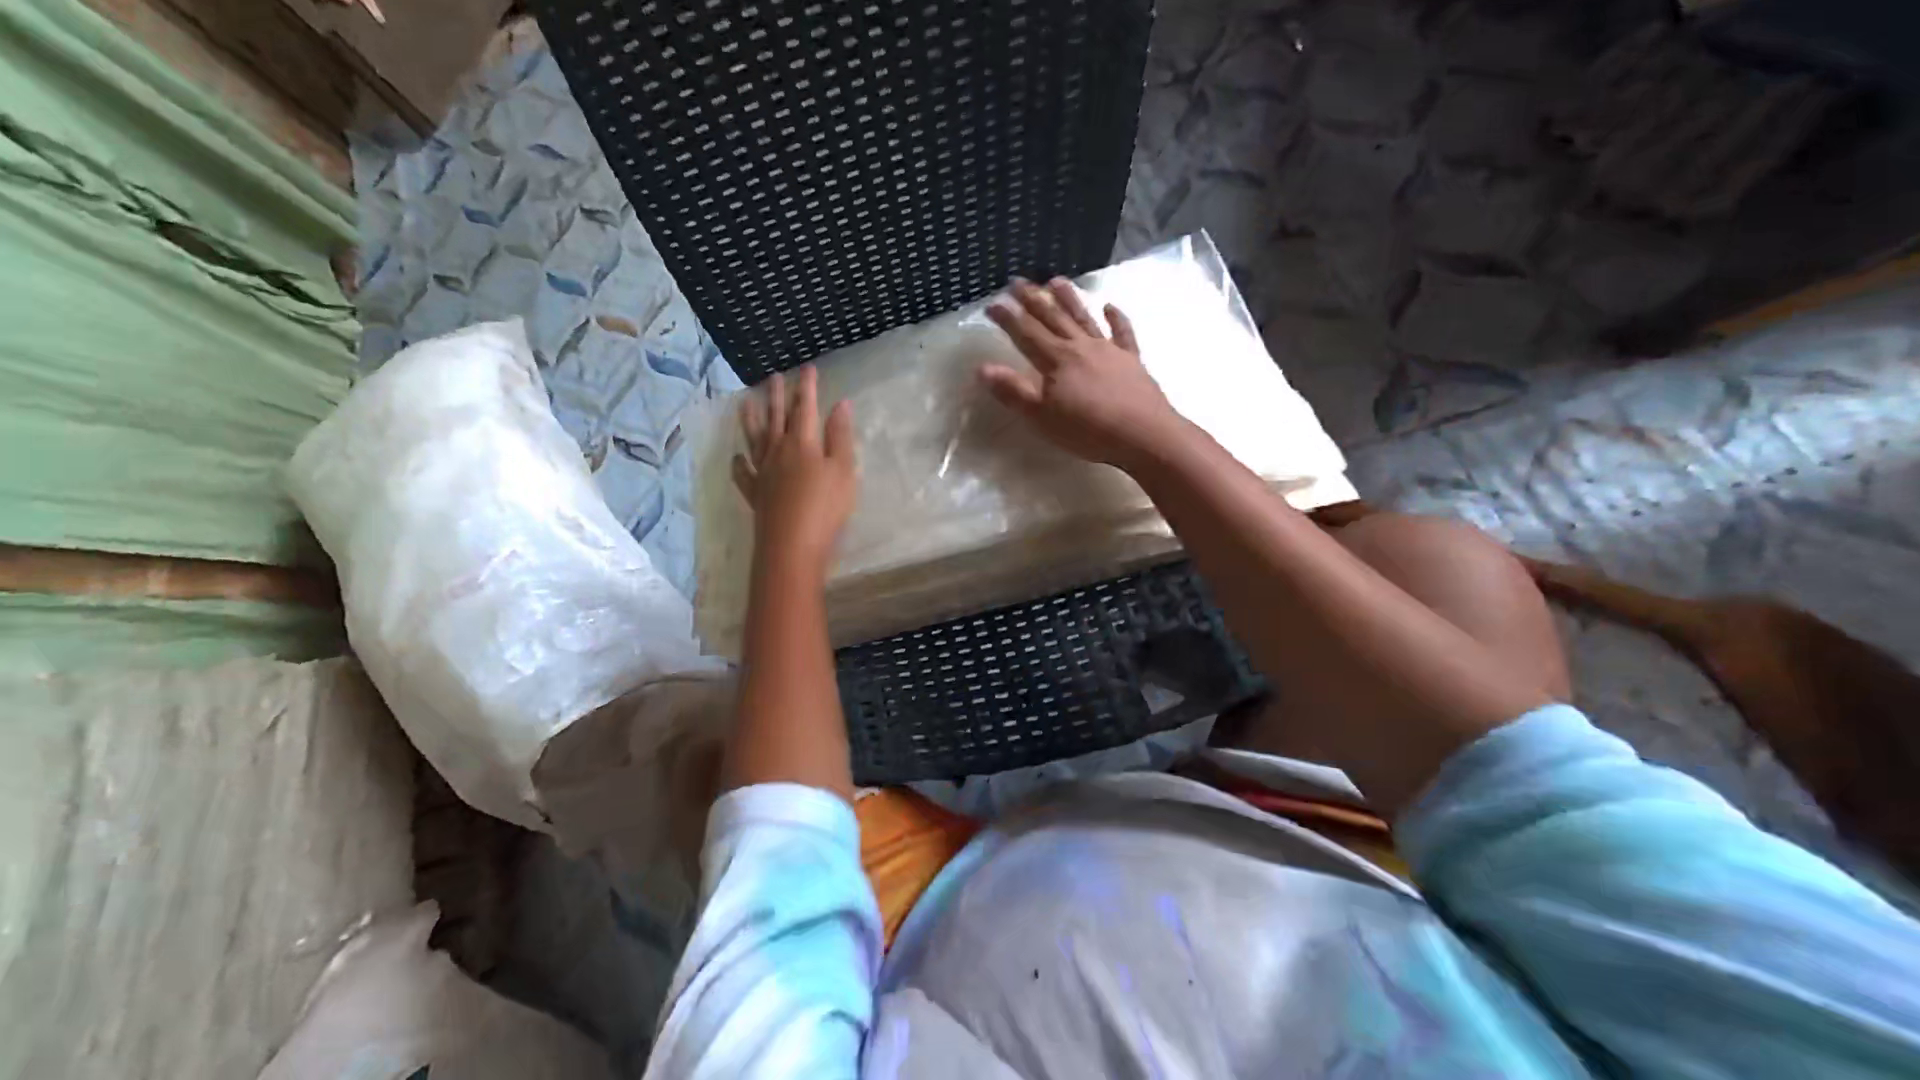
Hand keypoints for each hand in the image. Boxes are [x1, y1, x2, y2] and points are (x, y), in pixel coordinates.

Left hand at [732, 367, 856, 573]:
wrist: (791, 545)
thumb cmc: (825, 507)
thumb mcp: (844, 471)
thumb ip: (841, 436)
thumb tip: (840, 404)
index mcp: (803, 442)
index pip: (805, 407)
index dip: (807, 387)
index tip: (807, 368)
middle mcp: (778, 451)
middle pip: (776, 418)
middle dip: (777, 396)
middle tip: (773, 377)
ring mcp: (762, 472)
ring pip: (754, 439)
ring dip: (751, 419)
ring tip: (746, 402)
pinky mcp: (754, 493)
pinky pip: (743, 473)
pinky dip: (739, 463)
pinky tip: (736, 457)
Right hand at [980, 278, 1187, 468]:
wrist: (1143, 434)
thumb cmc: (1088, 430)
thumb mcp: (1042, 417)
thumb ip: (1013, 391)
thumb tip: (983, 368)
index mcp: (1056, 360)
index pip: (1026, 334)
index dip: (1008, 318)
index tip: (992, 302)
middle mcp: (1080, 347)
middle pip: (1052, 318)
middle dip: (1033, 300)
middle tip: (1017, 281)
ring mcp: (1108, 350)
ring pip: (1083, 318)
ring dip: (1069, 299)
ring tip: (1055, 280)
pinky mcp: (1131, 360)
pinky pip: (1122, 332)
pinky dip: (1116, 318)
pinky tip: (1110, 306)